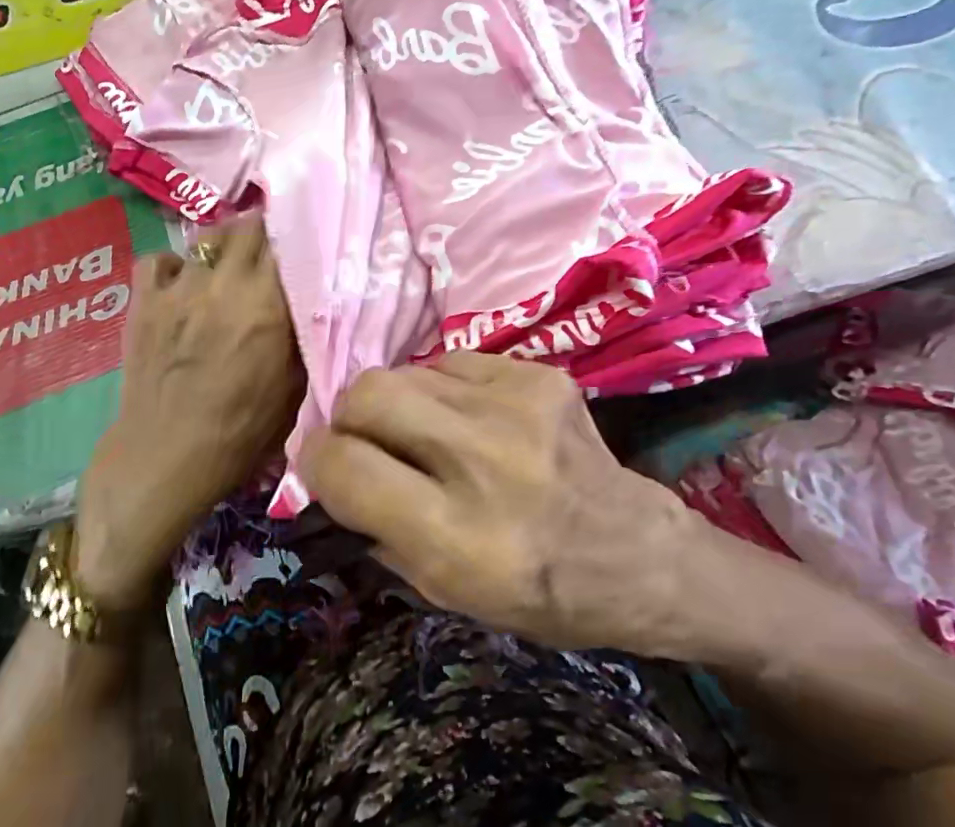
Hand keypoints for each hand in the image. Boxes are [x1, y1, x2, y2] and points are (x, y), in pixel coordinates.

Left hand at [73, 215, 302, 614]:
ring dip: (222, 251)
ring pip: (206, 240)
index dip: (297, 237)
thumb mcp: (294, 389)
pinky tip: (179, 286)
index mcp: (268, 305)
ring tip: (224, 272)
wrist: (167, 455)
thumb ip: (302, 337)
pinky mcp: (143, 300)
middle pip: (248, 228)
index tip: (301, 245)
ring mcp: (179, 288)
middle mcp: (224, 284)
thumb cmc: (240, 433)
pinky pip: (159, 260)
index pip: (288, 241)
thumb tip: (310, 301)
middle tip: (267, 254)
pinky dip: (173, 268)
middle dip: (262, 235)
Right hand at [298, 353, 711, 657]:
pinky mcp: (540, 376)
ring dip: (394, 403)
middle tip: (366, 442)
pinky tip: (467, 419)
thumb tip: (325, 467)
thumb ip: (373, 526)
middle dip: (348, 418)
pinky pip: (448, 363)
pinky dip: (439, 390)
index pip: (343, 466)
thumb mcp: (440, 590)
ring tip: (422, 432)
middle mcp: (486, 462)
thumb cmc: (532, 590)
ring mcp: (518, 408)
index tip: (323, 466)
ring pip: (402, 371)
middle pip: (367, 395)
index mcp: (458, 537)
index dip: (317, 461)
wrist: (637, 557)